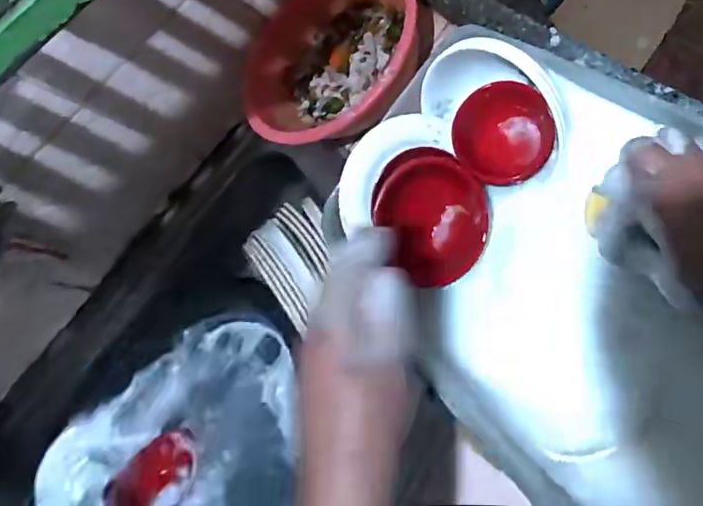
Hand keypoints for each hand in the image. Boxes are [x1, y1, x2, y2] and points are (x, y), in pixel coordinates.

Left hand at [297, 227, 412, 505]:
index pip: (347, 263)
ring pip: (332, 291)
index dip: (368, 240)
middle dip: (358, 252)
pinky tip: (367, 304)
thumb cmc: (371, 418)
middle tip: (387, 239)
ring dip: (354, 272)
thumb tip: (387, 270)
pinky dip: (350, 294)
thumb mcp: (389, 365)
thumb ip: (388, 314)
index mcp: (332, 319)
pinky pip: (332, 309)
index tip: (390, 227)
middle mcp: (315, 323)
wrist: (340, 476)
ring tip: (380, 263)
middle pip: (335, 274)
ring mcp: (311, 342)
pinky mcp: (316, 361)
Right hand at [624, 138, 702, 320]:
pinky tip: (700, 186)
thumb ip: (648, 260)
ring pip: (666, 141)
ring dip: (657, 159)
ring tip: (664, 186)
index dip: (611, 229)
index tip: (617, 247)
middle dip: (625, 175)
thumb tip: (633, 248)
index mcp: (650, 196)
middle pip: (633, 154)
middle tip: (633, 202)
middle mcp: (671, 168)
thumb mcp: (681, 285)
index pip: (614, 207)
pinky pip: (700, 148)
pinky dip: (690, 161)